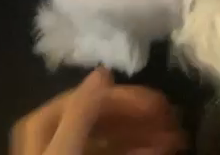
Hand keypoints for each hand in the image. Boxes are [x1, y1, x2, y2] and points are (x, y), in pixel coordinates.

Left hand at [11, 68, 186, 154]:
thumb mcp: (64, 150)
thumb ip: (81, 113)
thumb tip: (104, 72)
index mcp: (44, 124)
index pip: (90, 99)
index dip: (126, 98)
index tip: (161, 102)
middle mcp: (55, 136)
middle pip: (102, 118)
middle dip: (139, 118)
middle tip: (174, 121)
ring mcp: (68, 154)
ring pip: (109, 139)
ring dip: (142, 136)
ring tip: (175, 140)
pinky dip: (133, 153)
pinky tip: (157, 153)